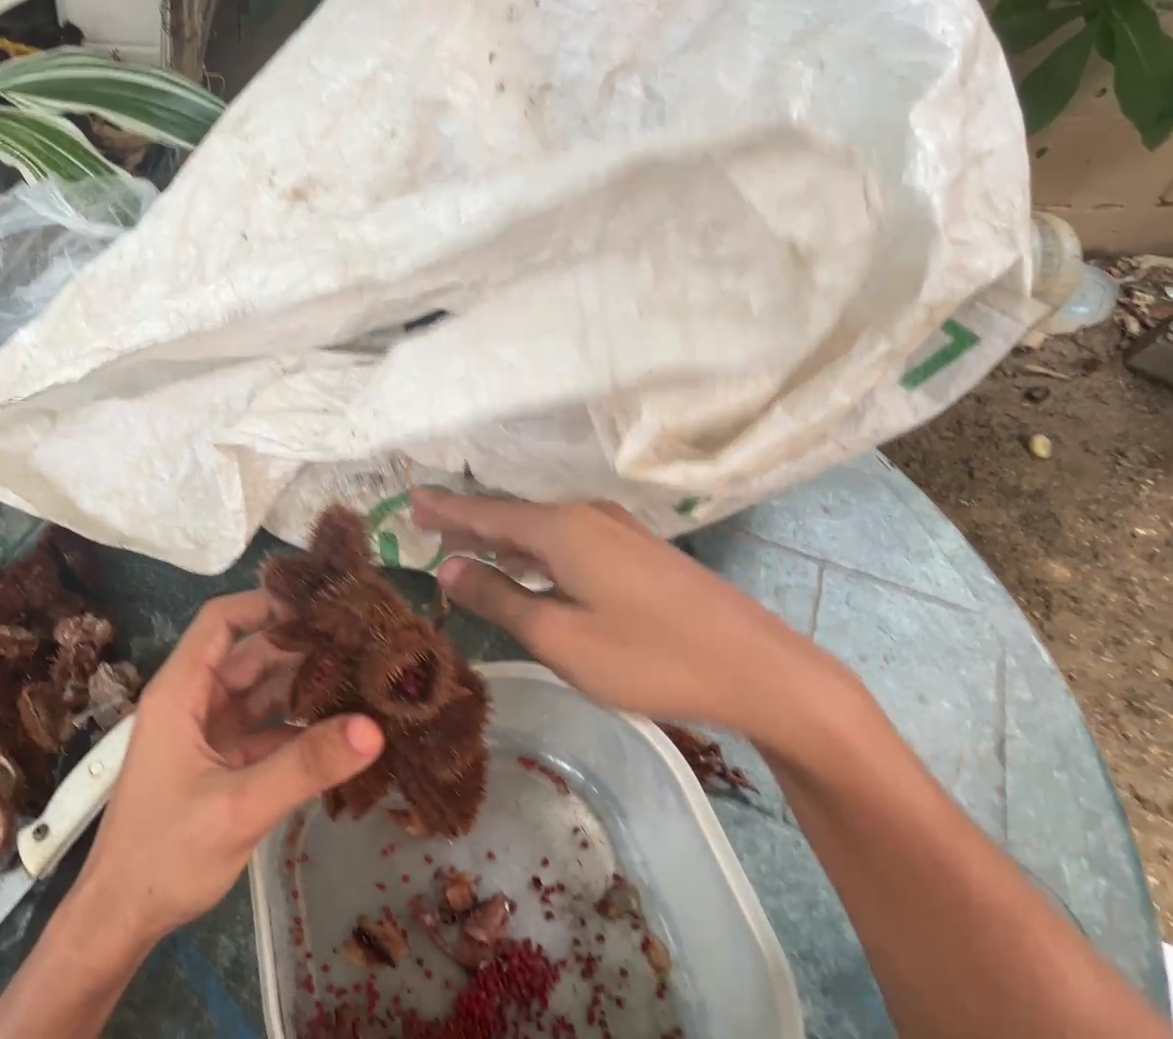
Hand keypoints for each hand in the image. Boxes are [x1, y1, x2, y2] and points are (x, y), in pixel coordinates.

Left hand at [74, 590, 383, 947]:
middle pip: (251, 655)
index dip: (267, 604)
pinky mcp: (223, 764)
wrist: (123, 915)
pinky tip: (344, 733)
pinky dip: (301, 730)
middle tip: (367, 645)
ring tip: (367, 680)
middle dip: (303, 648)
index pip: (221, 621)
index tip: (323, 604)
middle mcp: (194, 702)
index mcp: (180, 692)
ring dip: (307, 689)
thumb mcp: (239, 807)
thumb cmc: (165, 853)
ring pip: (263, 694)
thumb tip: (374, 728)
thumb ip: (304, 766)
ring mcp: (209, 733)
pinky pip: (267, 732)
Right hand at [410, 489, 860, 757]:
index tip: (409, 501)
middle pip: (513, 516)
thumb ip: (500, 599)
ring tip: (465, 547)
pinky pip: (568, 541)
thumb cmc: (651, 659)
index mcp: (562, 531)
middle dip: (468, 522)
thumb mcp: (560, 638)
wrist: (763, 672)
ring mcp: (620, 533)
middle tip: (426, 525)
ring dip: (502, 538)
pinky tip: (528, 567)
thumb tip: (450, 568)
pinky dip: (535, 550)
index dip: (445, 510)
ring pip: (542, 529)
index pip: (486, 513)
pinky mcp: (641, 555)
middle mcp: (588, 518)